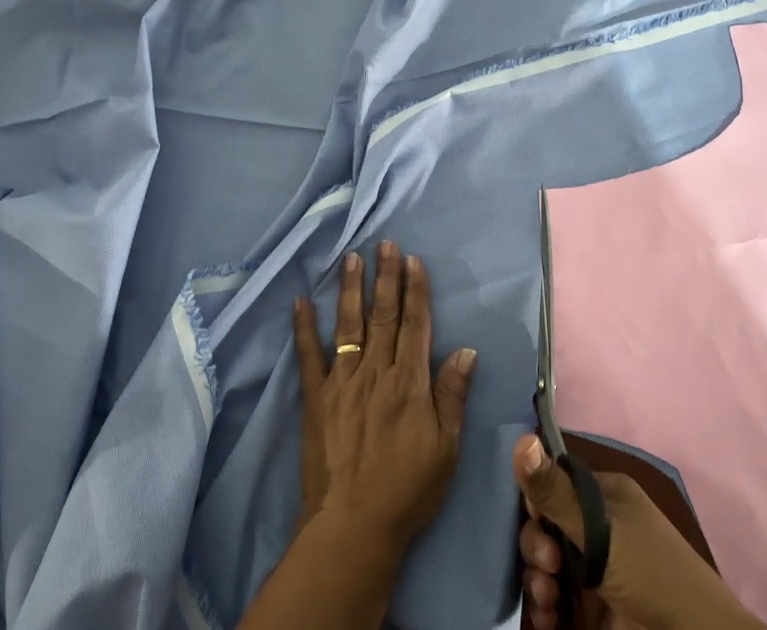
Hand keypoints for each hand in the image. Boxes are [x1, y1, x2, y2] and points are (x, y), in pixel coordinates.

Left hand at [292, 241, 477, 547]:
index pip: (417, 325)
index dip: (416, 291)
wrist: (354, 522)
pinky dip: (303, 327)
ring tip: (351, 258)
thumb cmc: (409, 489)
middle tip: (385, 244)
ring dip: (351, 289)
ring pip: (349, 324)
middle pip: (385, 316)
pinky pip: (308, 355)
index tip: (413, 261)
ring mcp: (342, 381)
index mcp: (410, 383)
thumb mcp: (447, 448)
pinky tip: (300, 301)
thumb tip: (467, 350)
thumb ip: (452, 396)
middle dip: (386, 278)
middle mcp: (377, 372)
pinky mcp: (316, 398)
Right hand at [514, 435, 766, 629]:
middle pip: (543, 527)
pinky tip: (547, 619)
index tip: (536, 520)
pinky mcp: (588, 605)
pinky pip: (550, 598)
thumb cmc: (650, 573)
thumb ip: (555, 492)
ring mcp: (592, 569)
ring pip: (542, 565)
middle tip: (549, 567)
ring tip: (548, 600)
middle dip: (536, 548)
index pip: (552, 486)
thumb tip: (521, 439)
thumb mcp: (600, 529)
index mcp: (603, 498)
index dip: (535, 503)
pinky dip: (543, 608)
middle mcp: (595, 528)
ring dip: (536, 581)